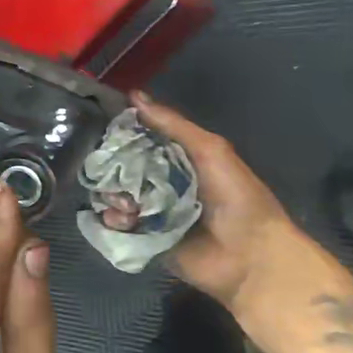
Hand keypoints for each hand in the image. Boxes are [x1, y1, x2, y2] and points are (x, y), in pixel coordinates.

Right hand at [129, 91, 298, 309]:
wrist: (252, 257)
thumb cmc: (237, 198)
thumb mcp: (210, 150)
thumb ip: (172, 124)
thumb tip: (133, 95)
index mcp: (177, 159)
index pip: (138, 139)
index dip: (120, 133)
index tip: (101, 128)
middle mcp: (160, 182)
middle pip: (120, 167)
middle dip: (111, 168)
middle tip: (110, 172)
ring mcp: (150, 211)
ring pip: (115, 194)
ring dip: (111, 194)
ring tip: (125, 202)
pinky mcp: (144, 238)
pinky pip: (117, 225)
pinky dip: (113, 220)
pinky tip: (123, 218)